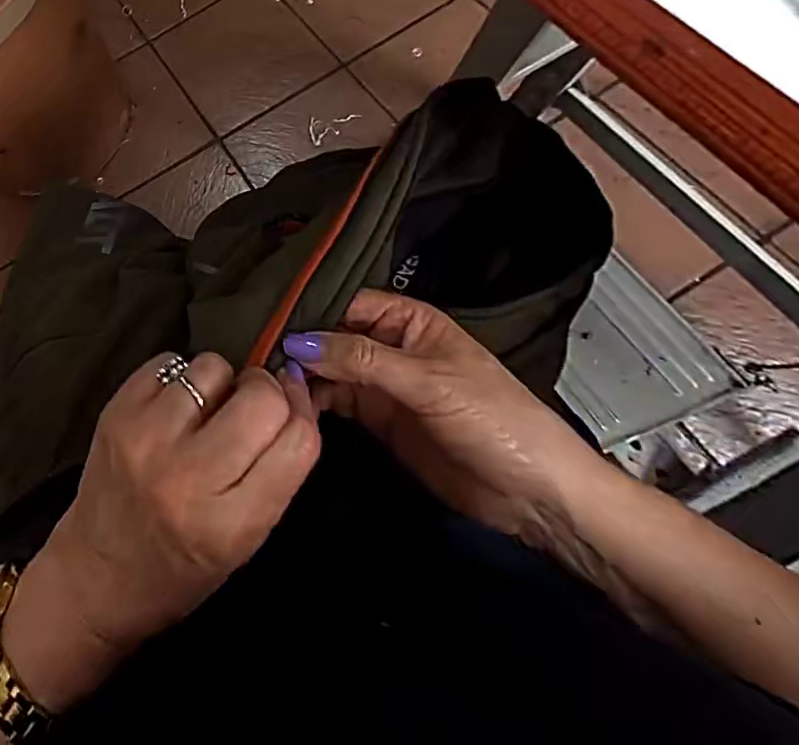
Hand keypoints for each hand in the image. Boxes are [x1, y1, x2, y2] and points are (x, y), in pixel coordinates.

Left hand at [0, 352, 320, 710]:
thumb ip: (280, 466)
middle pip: (262, 398)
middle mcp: (187, 479)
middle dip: (267, 393)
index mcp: (230, 524)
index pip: (298, 441)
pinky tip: (174, 407)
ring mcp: (145, 441)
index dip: (303, 412)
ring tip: (206, 410)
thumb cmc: (181, 566)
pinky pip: (169, 361)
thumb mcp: (247, 537)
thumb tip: (296, 385)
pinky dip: (180, 376)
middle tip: (251, 408)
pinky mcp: (115, 415)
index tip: (294, 404)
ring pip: (214, 368)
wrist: (96, 578)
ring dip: (221, 382)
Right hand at [284, 288, 594, 542]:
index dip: (318, 314)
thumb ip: (363, 360)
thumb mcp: (428, 381)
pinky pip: (342, 403)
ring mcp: (388, 387)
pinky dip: (319, 404)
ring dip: (309, 377)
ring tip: (275, 385)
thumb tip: (302, 342)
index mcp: (414, 322)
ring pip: (335, 371)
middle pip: (339, 338)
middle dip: (307, 347)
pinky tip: (298, 407)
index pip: (353, 305)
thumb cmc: (497, 420)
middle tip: (266, 360)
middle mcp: (396, 349)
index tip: (277, 327)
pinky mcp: (383, 422)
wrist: (532, 493)